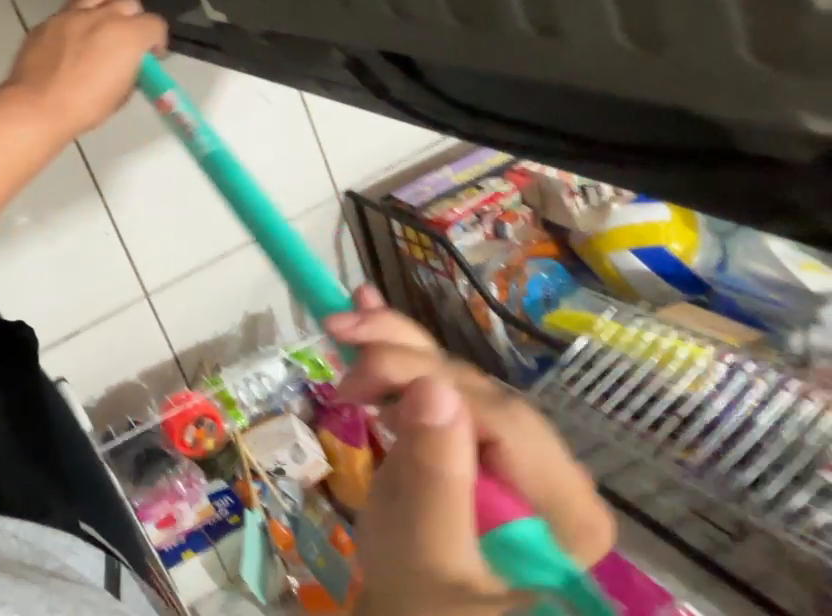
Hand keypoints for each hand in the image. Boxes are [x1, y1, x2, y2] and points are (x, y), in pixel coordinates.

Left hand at [0, 0, 167, 139]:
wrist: (36, 106)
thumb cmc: (84, 106)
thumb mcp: (121, 92)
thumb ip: (130, 68)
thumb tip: (128, 61)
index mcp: (128, 35)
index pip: (155, 25)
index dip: (158, 40)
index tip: (153, 54)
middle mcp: (103, 16)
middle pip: (128, 4)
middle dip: (135, 17)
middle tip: (131, 32)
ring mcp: (72, 15)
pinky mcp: (49, 21)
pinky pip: (70, 5)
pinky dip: (81, 3)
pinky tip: (81, 8)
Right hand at [326, 287, 615, 615]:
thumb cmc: (423, 607)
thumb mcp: (426, 552)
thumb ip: (437, 474)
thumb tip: (435, 387)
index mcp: (561, 505)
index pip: (496, 414)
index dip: (422, 377)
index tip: (349, 382)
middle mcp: (551, 474)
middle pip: (476, 389)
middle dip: (402, 355)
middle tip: (333, 340)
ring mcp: (515, 462)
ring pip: (457, 381)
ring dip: (397, 347)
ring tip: (342, 324)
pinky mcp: (477, 452)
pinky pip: (443, 391)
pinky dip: (404, 352)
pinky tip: (373, 310)